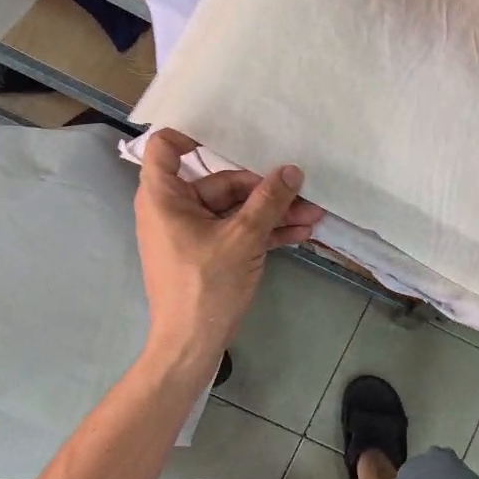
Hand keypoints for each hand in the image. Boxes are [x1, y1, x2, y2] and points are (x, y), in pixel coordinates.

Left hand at [135, 128, 324, 358]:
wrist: (192, 343)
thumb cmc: (207, 285)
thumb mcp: (244, 239)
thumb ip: (269, 201)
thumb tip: (293, 172)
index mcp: (164, 197)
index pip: (166, 147)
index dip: (193, 135)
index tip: (234, 136)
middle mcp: (174, 210)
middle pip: (220, 182)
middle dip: (265, 190)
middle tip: (303, 193)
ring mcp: (192, 234)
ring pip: (235, 211)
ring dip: (273, 213)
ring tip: (313, 216)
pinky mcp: (209, 255)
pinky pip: (237, 233)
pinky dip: (264, 233)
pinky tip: (300, 234)